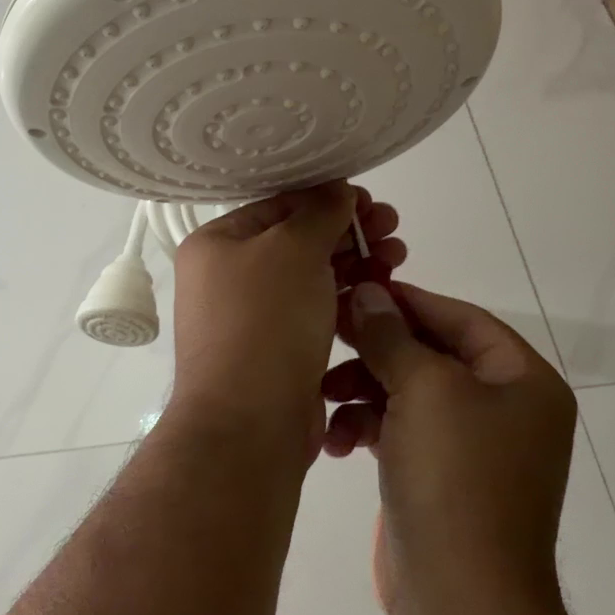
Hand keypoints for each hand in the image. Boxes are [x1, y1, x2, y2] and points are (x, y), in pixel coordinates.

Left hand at [170, 181, 403, 444]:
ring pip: (310, 278)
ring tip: (397, 258)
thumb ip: (319, 212)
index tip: (371, 203)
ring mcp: (251, 319)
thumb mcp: (293, 250)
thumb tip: (335, 188)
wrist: (249, 426)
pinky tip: (380, 294)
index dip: (326, 199)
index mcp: (216, 244)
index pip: (278, 206)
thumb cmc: (265, 323)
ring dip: (355, 264)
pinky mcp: (277, 353)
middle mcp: (227, 278)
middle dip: (348, 233)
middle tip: (393, 229)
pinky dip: (346, 301)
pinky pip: (315, 313)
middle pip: (297, 241)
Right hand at [323, 281, 576, 612]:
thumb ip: (393, 336)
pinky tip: (334, 442)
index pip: (462, 319)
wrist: (462, 598)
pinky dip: (367, 429)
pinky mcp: (438, 479)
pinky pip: (400, 433)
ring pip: (409, 394)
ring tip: (322, 396)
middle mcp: (504, 409)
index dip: (407, 300)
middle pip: (432, 355)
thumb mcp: (426, 390)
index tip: (354, 289)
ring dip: (363, 390)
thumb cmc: (456, 478)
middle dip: (377, 348)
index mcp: (523, 381)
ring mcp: (471, 448)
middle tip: (326, 335)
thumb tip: (367, 292)